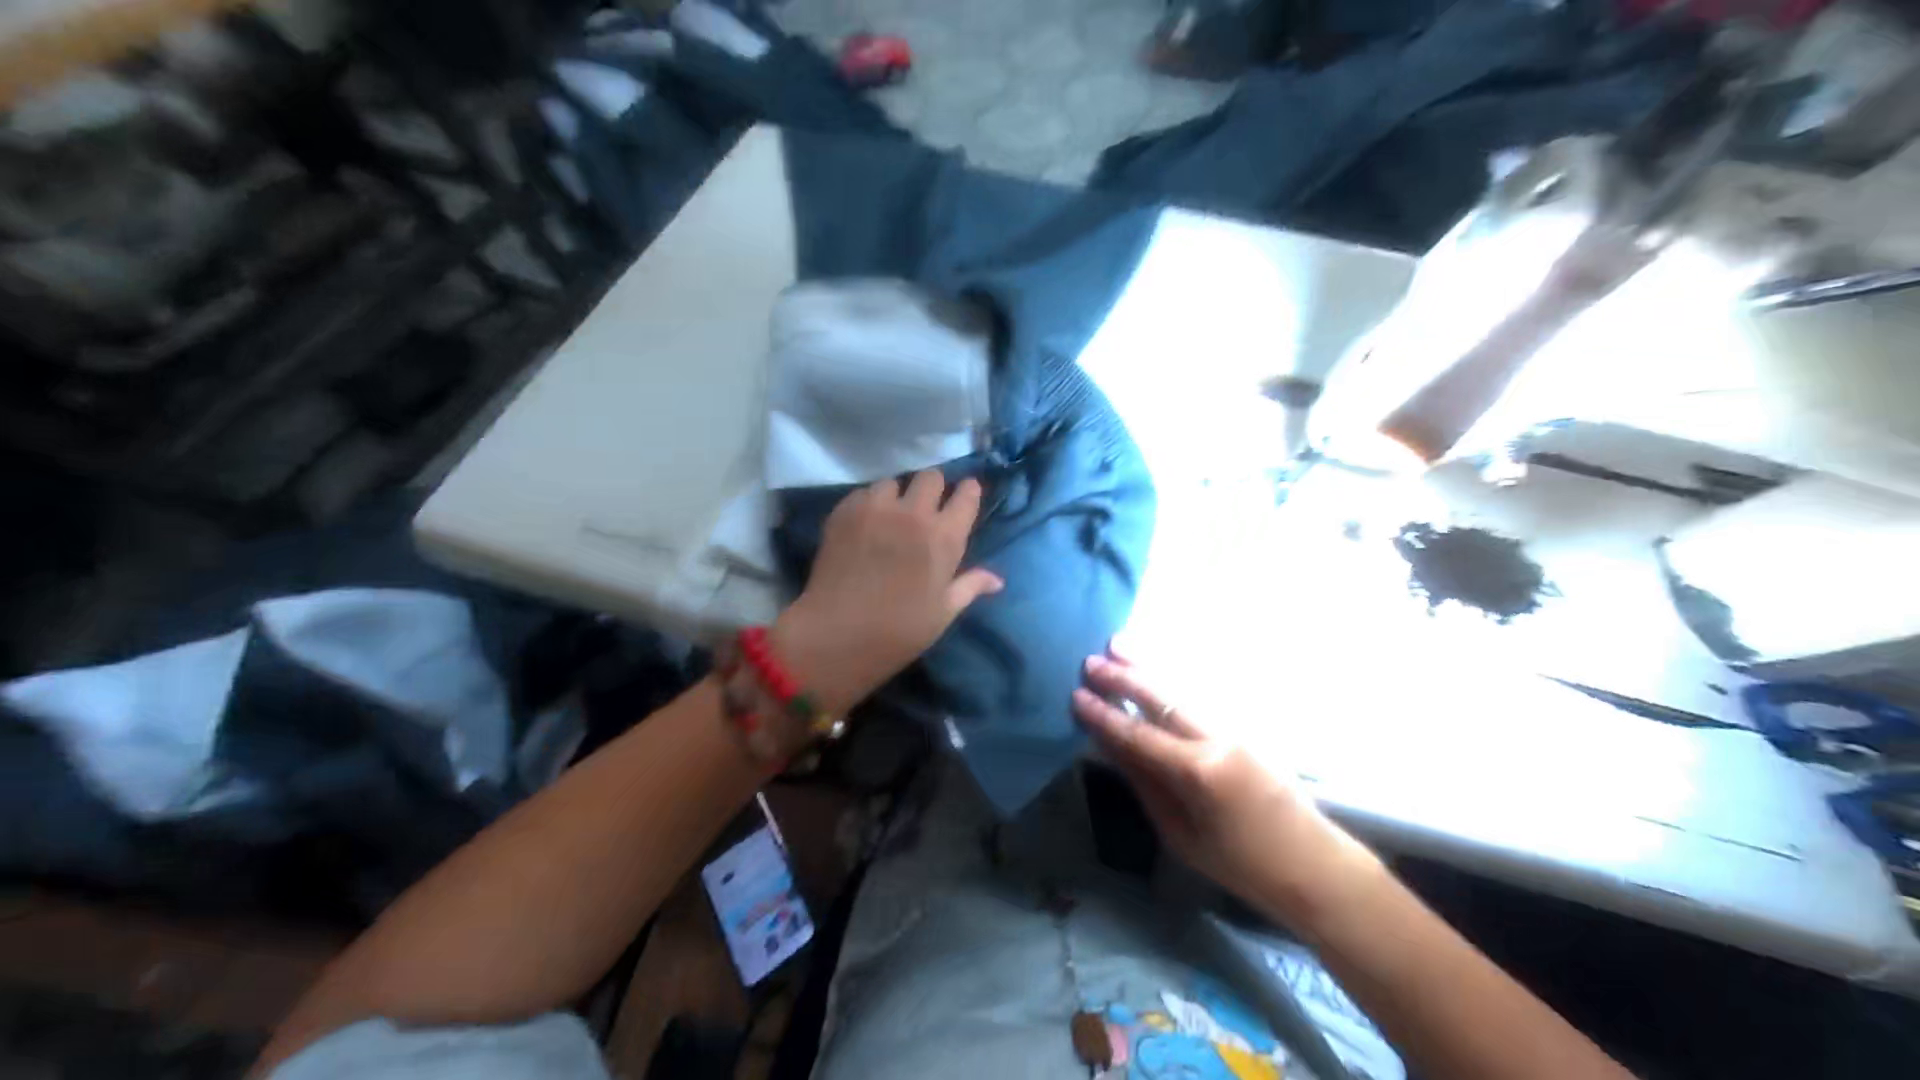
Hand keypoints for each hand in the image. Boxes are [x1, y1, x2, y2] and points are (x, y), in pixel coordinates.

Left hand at [771, 470, 1001, 716]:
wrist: (836, 636)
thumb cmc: (899, 631)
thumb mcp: (943, 613)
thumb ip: (970, 586)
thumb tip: (997, 579)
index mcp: (944, 537)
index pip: (966, 495)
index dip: (968, 493)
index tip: (964, 498)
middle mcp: (912, 513)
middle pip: (930, 477)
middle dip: (933, 489)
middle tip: (926, 510)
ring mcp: (875, 509)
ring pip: (893, 483)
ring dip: (897, 496)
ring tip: (891, 518)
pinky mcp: (843, 512)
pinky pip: (863, 494)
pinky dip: (869, 505)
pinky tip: (865, 526)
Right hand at [1072, 655, 1382, 929]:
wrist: (1313, 865)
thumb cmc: (1241, 864)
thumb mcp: (1180, 834)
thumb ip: (1145, 784)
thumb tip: (1111, 747)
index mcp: (1198, 772)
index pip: (1139, 735)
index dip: (1104, 716)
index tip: (1076, 695)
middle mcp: (1217, 740)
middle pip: (1162, 699)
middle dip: (1124, 678)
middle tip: (1091, 660)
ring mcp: (1236, 730)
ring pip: (1182, 691)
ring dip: (1148, 668)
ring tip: (1119, 644)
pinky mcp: (1245, 730)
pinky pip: (1200, 699)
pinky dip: (1171, 682)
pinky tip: (1155, 669)